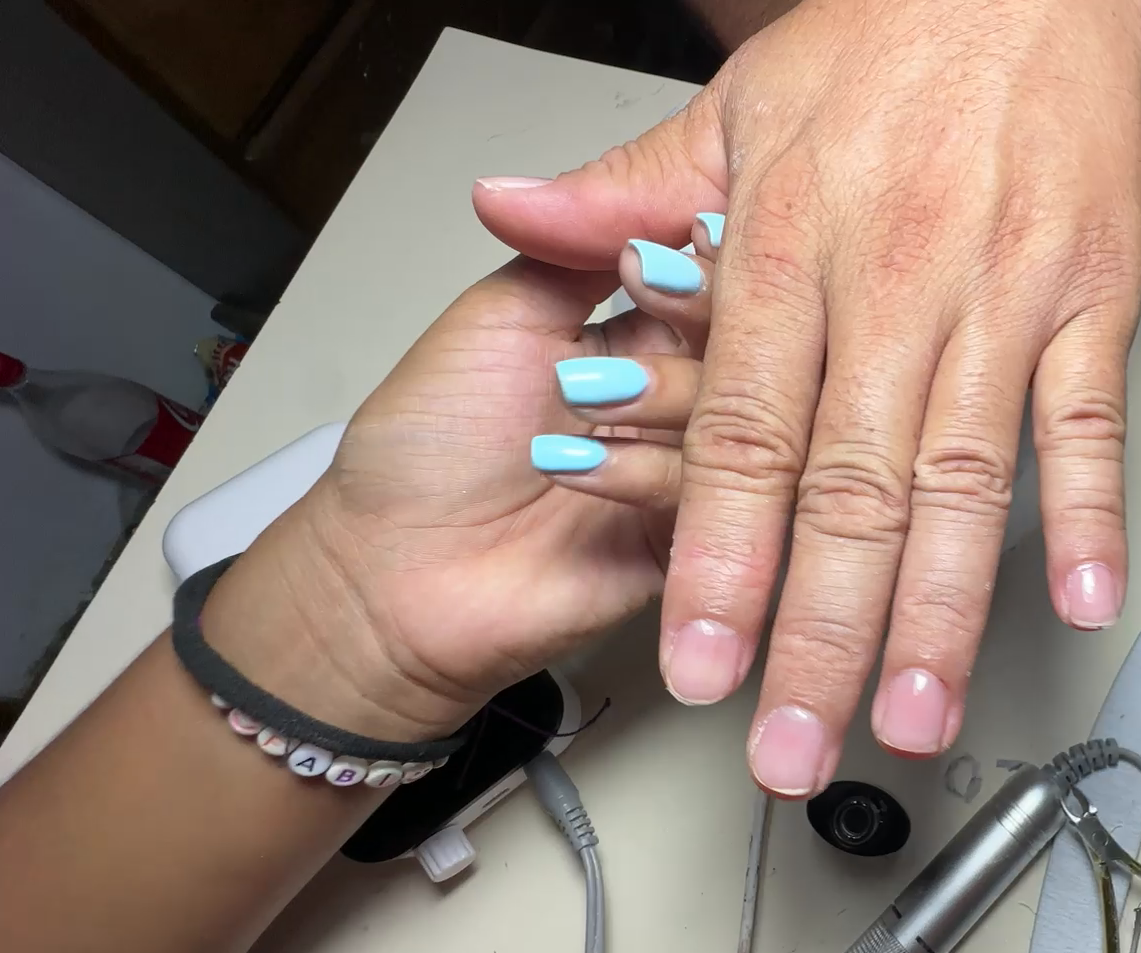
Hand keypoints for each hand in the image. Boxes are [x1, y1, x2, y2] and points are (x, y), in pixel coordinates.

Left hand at [201, 238, 717, 741]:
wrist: (398, 567)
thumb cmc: (433, 443)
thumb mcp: (506, 316)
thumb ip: (583, 257)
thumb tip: (651, 197)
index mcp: (646, 347)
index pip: (714, 297)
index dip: (707, 273)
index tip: (687, 251)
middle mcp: (680, 408)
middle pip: (742, 361)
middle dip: (692, 340)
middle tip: (623, 341)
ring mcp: (690, 476)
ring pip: (739, 428)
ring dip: (664, 405)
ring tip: (581, 407)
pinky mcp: (691, 539)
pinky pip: (713, 502)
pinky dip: (654, 474)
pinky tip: (579, 467)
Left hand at [471, 0, 1140, 795]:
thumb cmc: (887, 45)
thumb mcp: (739, 104)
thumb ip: (635, 189)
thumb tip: (514, 218)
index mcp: (793, 244)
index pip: (746, 437)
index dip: (724, 564)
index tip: (709, 671)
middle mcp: (896, 287)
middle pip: (852, 491)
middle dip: (825, 634)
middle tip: (798, 746)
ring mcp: (1003, 300)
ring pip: (964, 482)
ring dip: (942, 613)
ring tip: (917, 717)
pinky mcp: (1093, 302)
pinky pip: (1089, 424)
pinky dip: (1086, 516)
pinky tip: (1077, 603)